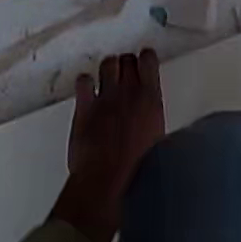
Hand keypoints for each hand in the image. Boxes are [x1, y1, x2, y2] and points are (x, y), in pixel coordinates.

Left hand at [50, 49, 163, 241]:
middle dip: (126, 64)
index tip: (145, 62)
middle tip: (126, 74)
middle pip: (127, 59)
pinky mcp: (84, 107)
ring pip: (107, 64)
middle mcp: (128, 91)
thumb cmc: (137, 169)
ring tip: (108, 78)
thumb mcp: (157, 139)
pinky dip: (85, 82)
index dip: (145, 59)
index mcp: (150, 99)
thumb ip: (152, 115)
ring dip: (109, 69)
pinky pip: (83, 80)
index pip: (148, 59)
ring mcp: (105, 97)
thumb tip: (149, 110)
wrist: (106, 182)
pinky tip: (88, 89)